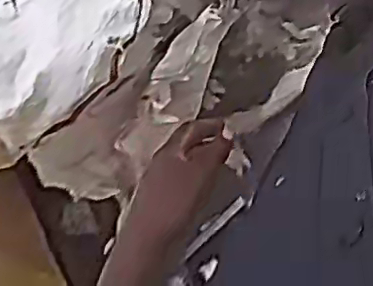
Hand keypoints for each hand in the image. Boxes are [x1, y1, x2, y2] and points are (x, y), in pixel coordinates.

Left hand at [124, 119, 233, 246]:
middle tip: (224, 145)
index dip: (211, 124)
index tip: (227, 126)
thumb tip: (227, 134)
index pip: (191, 127)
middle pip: (184, 146)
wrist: (145, 247)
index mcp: (169, 149)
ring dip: (197, 164)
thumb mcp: (205, 169)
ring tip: (214, 169)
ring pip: (179, 165)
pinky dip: (189, 182)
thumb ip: (218, 148)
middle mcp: (157, 164)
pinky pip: (174, 185)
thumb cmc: (175, 203)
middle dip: (205, 143)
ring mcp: (151, 186)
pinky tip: (197, 193)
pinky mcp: (150, 207)